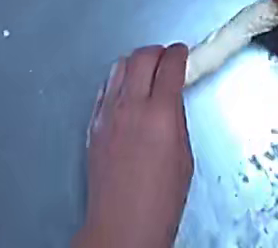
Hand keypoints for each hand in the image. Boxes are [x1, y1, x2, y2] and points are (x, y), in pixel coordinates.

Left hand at [73, 44, 193, 247]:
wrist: (121, 227)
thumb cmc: (161, 202)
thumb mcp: (184, 160)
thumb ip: (177, 120)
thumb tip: (173, 96)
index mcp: (160, 115)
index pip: (169, 67)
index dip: (178, 54)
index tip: (183, 51)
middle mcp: (131, 105)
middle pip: (141, 57)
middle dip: (157, 51)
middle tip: (166, 56)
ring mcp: (108, 111)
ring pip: (120, 66)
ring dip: (136, 61)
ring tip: (147, 68)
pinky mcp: (93, 121)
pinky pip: (106, 86)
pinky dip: (119, 79)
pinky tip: (126, 88)